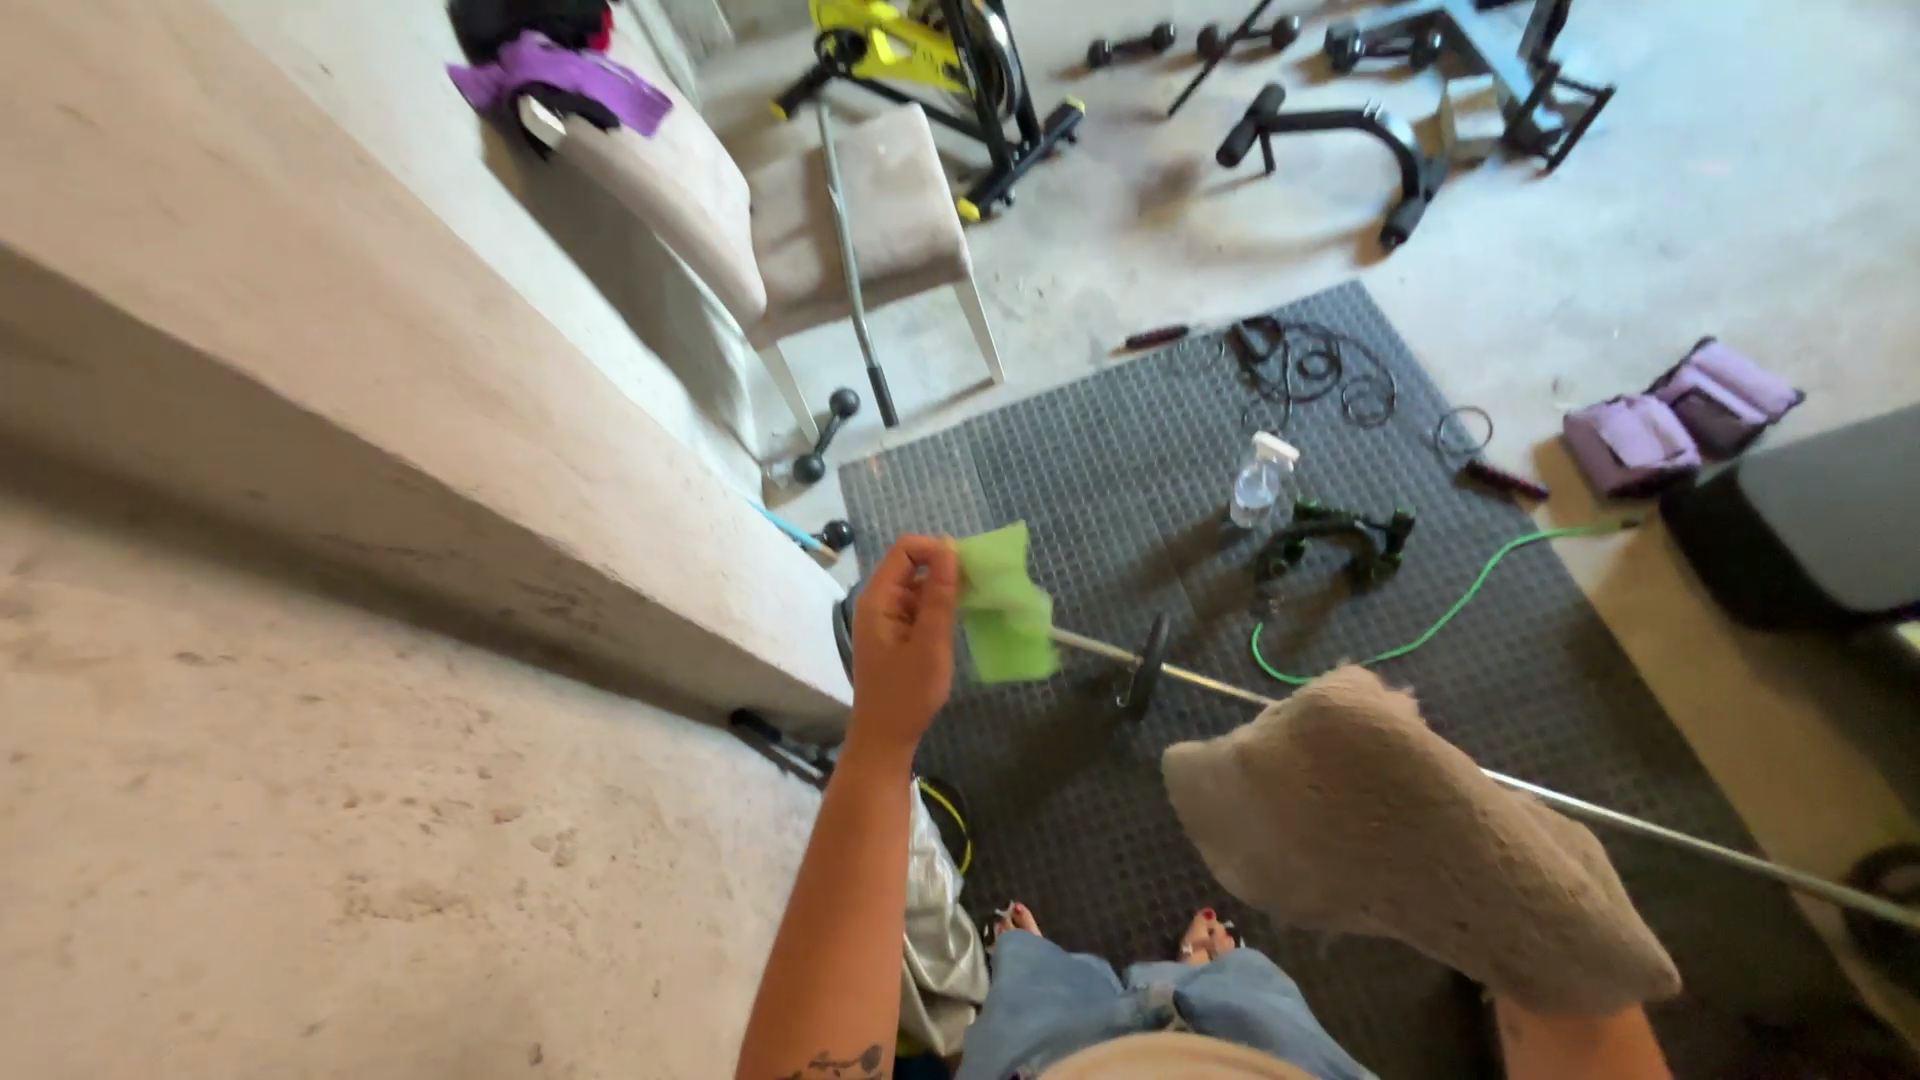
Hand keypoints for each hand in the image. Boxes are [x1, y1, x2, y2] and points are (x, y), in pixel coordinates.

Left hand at [848, 535, 959, 767]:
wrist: (886, 737)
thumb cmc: (907, 694)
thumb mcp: (930, 644)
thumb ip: (940, 596)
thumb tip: (949, 550)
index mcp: (878, 599)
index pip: (905, 549)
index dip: (937, 550)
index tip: (968, 568)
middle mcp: (879, 601)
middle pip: (912, 564)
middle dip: (945, 567)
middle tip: (979, 585)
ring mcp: (887, 617)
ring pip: (919, 585)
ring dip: (946, 588)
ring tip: (976, 600)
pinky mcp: (897, 632)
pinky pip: (919, 605)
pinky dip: (940, 605)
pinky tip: (961, 617)